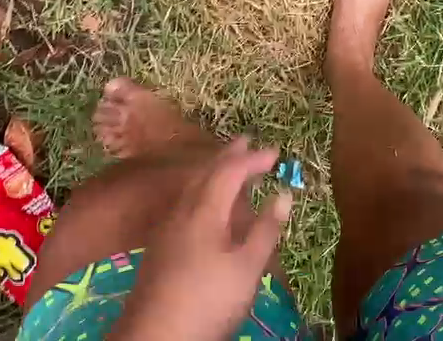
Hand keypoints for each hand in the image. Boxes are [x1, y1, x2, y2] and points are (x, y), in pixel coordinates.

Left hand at [111, 137, 292, 340]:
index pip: (230, 171)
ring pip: (192, 187)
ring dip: (213, 172)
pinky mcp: (159, 248)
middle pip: (206, 173)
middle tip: (247, 141)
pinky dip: (202, 190)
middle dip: (228, 156)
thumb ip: (265, 229)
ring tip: (230, 167)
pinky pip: (185, 202)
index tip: (276, 152)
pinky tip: (206, 206)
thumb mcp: (246, 268)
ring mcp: (167, 230)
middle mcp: (182, 211)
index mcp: (204, 210)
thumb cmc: (206, 301)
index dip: (253, 159)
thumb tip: (283, 193)